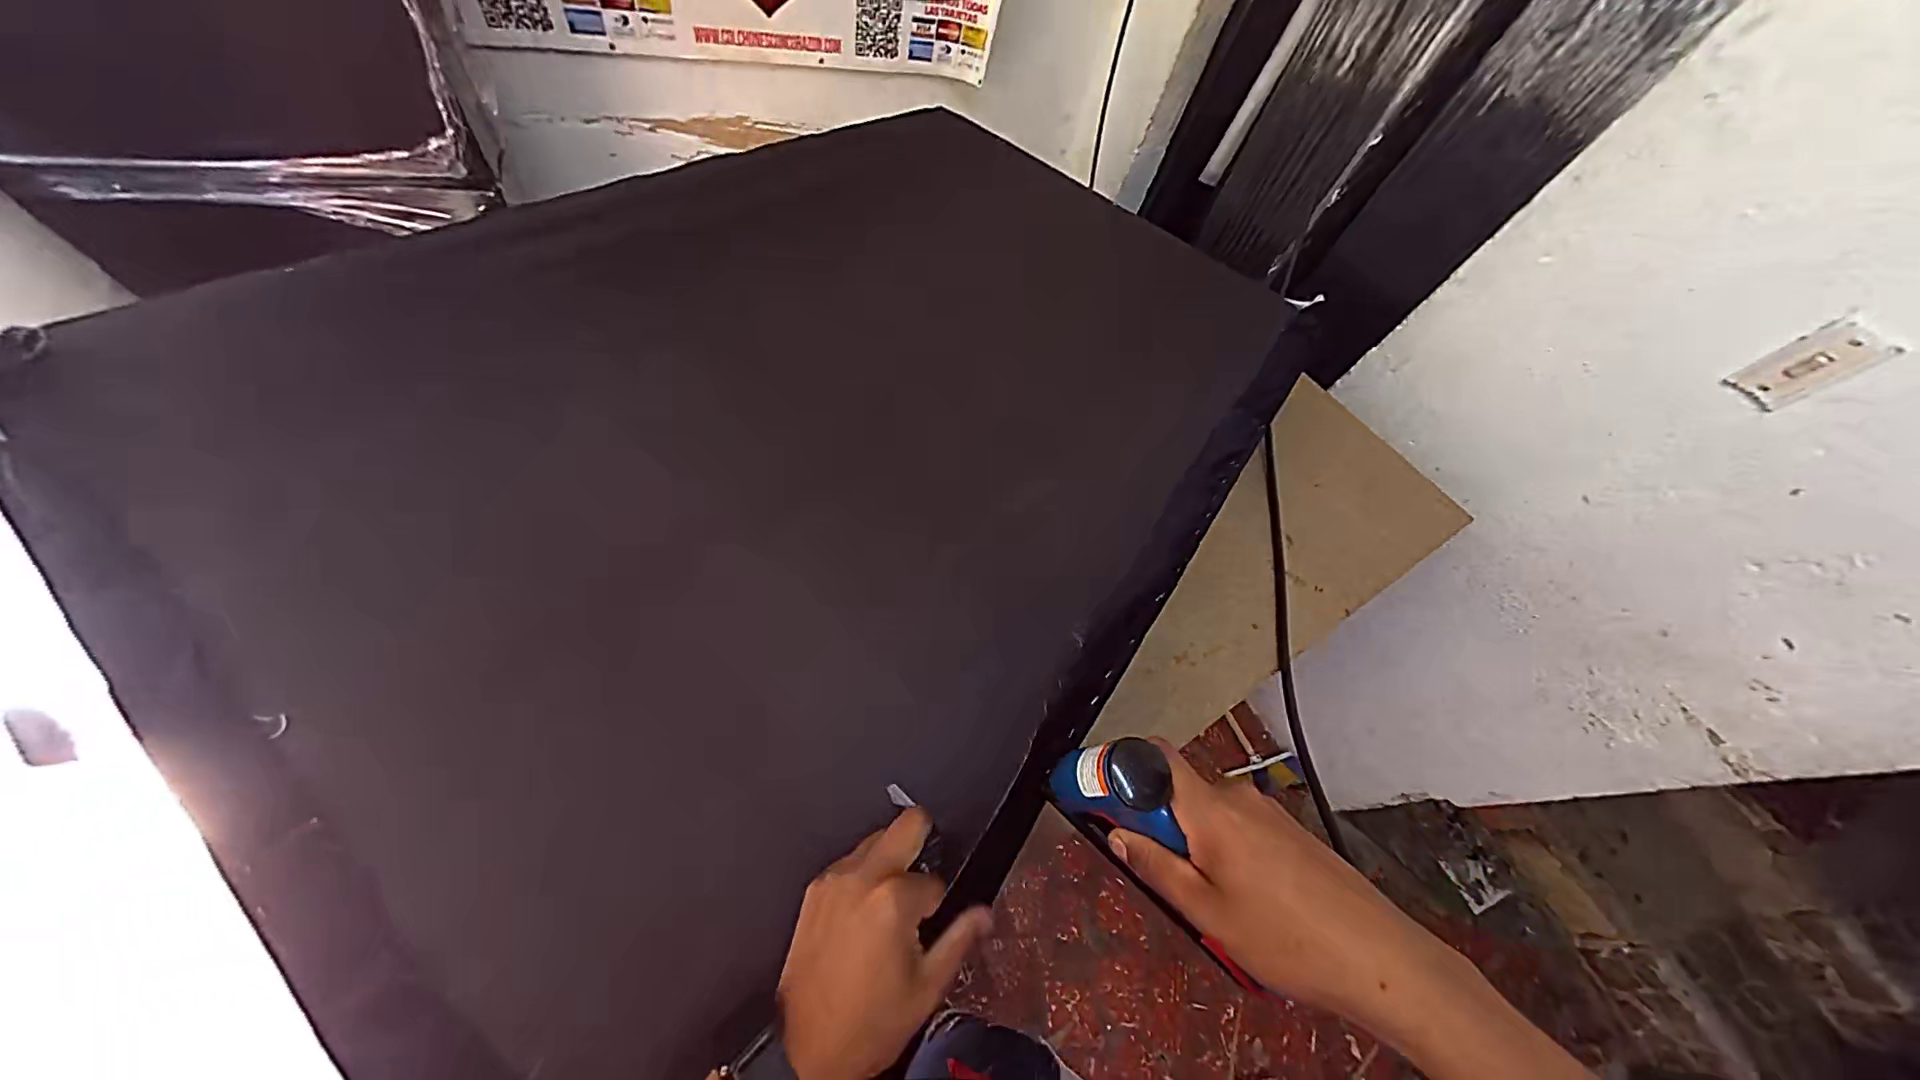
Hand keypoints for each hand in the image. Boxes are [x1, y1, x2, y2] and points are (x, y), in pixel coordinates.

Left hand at [777, 808, 992, 1079]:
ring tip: (891, 906)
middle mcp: (861, 878)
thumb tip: (983, 914)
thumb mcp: (926, 988)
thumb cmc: (865, 1025)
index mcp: (893, 900)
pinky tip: (865, 913)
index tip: (931, 920)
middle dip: (924, 840)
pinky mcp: (815, 890)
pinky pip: (850, 862)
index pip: (934, 879)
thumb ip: (959, 939)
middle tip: (924, 877)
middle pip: (907, 823)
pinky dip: (864, 875)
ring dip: (891, 861)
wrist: (803, 1049)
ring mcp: (834, 880)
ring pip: (876, 840)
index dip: (939, 901)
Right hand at [1107, 739, 1587, 1079]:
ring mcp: (1268, 810)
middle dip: (1156, 817)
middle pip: (1178, 786)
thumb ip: (1156, 866)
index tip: (1097, 789)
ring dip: (1189, 836)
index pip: (1155, 754)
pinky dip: (1219, 842)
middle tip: (1154, 865)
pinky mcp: (1288, 829)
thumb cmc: (1284, 938)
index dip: (1119, 762)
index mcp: (1211, 809)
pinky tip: (1240, 892)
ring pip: (1207, 809)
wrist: (1383, 960)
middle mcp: (1237, 796)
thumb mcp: (1205, 912)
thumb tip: (1119, 834)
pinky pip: (1236, 822)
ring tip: (1204, 893)